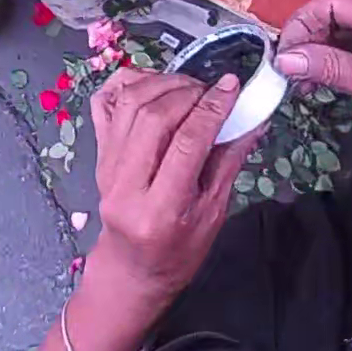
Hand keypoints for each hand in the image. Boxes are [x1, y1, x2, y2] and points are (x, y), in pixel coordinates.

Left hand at [85, 69, 252, 310]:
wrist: (130, 268)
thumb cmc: (177, 251)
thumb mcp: (213, 214)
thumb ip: (229, 162)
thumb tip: (253, 118)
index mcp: (160, 210)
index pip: (186, 143)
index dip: (212, 109)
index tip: (232, 87)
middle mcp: (125, 185)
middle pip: (153, 118)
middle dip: (188, 93)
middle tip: (211, 91)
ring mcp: (106, 166)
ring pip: (129, 104)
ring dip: (163, 84)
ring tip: (190, 87)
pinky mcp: (98, 152)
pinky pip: (105, 103)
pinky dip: (129, 83)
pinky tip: (154, 82)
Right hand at [275, 0, 351, 171]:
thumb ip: (331, 67)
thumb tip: (286, 58)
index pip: (332, 2)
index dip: (301, 25)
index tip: (285, 57)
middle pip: (340, 11)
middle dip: (311, 39)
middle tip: (293, 72)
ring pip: (351, 26)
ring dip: (326, 49)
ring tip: (309, 81)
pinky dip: (347, 55)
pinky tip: (333, 77)